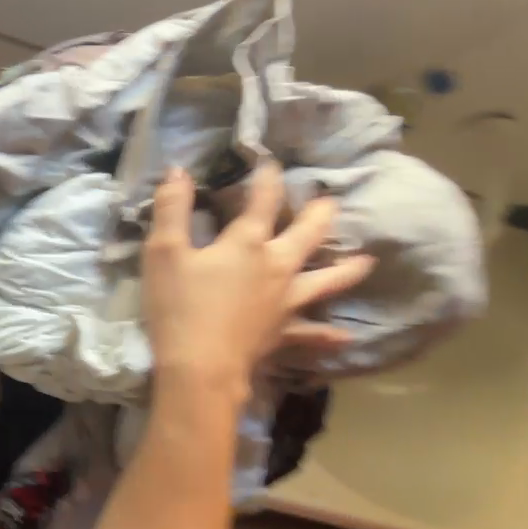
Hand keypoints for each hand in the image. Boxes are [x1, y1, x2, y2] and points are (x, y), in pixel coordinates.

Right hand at [142, 161, 373, 398]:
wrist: (200, 365)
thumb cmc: (178, 305)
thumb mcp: (163, 252)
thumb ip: (171, 209)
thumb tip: (178, 170)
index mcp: (247, 243)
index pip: (261, 201)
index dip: (265, 179)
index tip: (269, 163)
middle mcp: (278, 266)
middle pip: (308, 234)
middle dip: (319, 214)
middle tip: (329, 202)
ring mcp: (287, 301)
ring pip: (327, 280)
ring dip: (346, 269)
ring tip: (364, 261)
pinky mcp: (285, 332)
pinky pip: (313, 333)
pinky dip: (328, 334)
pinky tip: (343, 336)